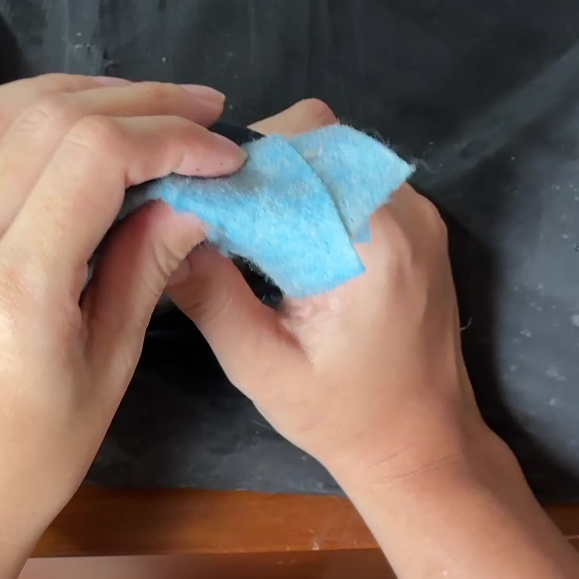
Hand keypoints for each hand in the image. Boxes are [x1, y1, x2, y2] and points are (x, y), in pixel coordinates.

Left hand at [0, 75, 244, 578]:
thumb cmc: (25, 467)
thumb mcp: (104, 376)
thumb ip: (143, 271)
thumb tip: (186, 196)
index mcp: (13, 295)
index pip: (94, 156)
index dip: (167, 133)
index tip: (209, 148)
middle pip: (32, 123)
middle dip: (121, 102)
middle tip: (173, 111)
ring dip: (35, 102)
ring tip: (90, 115)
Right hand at [165, 99, 493, 491]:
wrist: (419, 442)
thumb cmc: (339, 416)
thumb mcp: (259, 366)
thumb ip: (211, 298)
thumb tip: (159, 234)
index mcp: (371, 241)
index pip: (292, 156)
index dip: (228, 170)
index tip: (178, 200)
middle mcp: (403, 208)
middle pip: (315, 136)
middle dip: (248, 165)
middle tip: (201, 214)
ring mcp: (413, 212)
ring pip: (330, 151)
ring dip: (273, 178)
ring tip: (227, 227)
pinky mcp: (410, 225)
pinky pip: (346, 180)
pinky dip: (299, 194)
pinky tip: (268, 240)